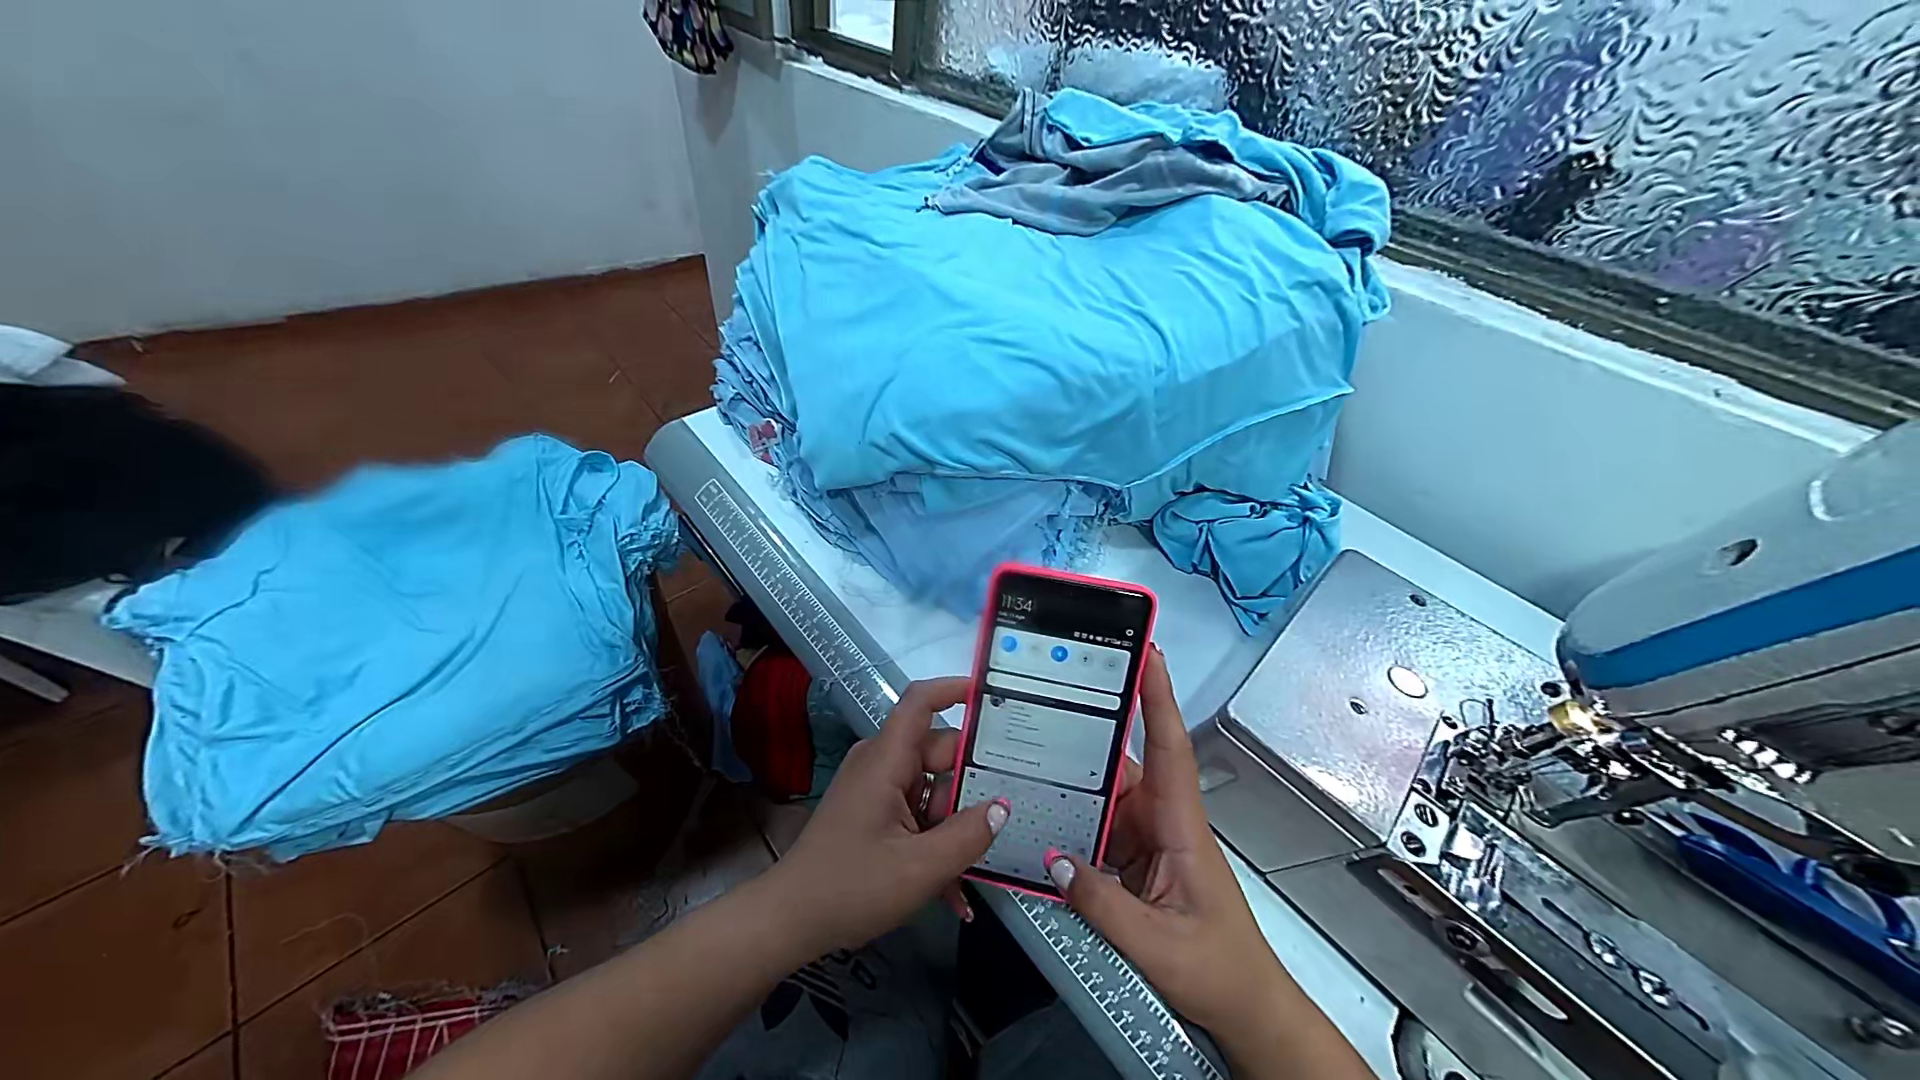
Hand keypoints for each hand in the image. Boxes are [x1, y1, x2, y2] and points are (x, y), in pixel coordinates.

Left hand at [762, 677, 1008, 956]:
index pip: (920, 702)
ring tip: (983, 865)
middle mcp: (882, 764)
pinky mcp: (877, 814)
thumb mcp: (920, 868)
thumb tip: (1003, 806)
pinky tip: (955, 892)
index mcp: (886, 760)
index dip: (955, 689)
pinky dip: (937, 844)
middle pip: (940, 753)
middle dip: (972, 783)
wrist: (789, 922)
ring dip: (956, 827)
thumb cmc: (850, 888)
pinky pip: (919, 815)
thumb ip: (968, 835)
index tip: (996, 695)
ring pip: (935, 790)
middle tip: (1016, 809)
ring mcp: (879, 790)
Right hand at [1045, 648, 1292, 1038]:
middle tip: (1050, 705)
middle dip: (1089, 737)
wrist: (1246, 1009)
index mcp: (1182, 826)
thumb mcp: (1157, 945)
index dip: (1158, 698)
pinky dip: (1071, 824)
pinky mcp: (1135, 860)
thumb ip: (1103, 903)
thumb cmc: (1221, 972)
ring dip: (1072, 787)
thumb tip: (1055, 859)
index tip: (1147, 654)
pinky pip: (1097, 829)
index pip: (1170, 748)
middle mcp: (1164, 822)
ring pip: (1103, 798)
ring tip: (1030, 769)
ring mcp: (1148, 840)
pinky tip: (1043, 824)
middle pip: (1121, 767)